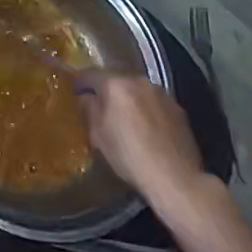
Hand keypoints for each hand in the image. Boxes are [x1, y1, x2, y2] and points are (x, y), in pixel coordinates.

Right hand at [77, 71, 204, 199]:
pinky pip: (153, 102)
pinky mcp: (177, 107)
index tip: (74, 89)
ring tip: (126, 121)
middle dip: (107, 92)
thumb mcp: (98, 136)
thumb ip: (88, 109)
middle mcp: (138, 81)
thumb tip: (86, 97)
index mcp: (116, 84)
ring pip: (136, 90)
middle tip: (100, 109)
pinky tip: (147, 129)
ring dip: (128, 100)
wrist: (176, 178)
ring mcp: (161, 93)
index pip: (90, 74)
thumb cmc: (130, 156)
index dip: (79, 81)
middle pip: (116, 80)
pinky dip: (146, 110)